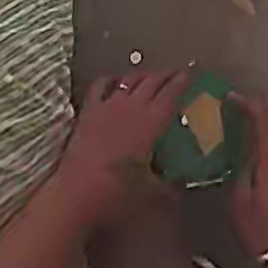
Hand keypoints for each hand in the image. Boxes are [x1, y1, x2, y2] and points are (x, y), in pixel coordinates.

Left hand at [54, 69, 183, 222]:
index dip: (183, 80)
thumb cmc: (118, 195)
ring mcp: (109, 105)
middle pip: (154, 80)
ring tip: (151, 76)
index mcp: (152, 121)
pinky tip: (115, 81)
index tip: (191, 72)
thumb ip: (171, 187)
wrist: (76, 195)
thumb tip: (182, 183)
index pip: (172, 92)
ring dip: (144, 74)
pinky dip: (112, 79)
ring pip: (131, 79)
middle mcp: (133, 106)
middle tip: (176, 72)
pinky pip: (102, 84)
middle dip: (167, 74)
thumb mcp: (152, 194)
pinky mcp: (89, 110)